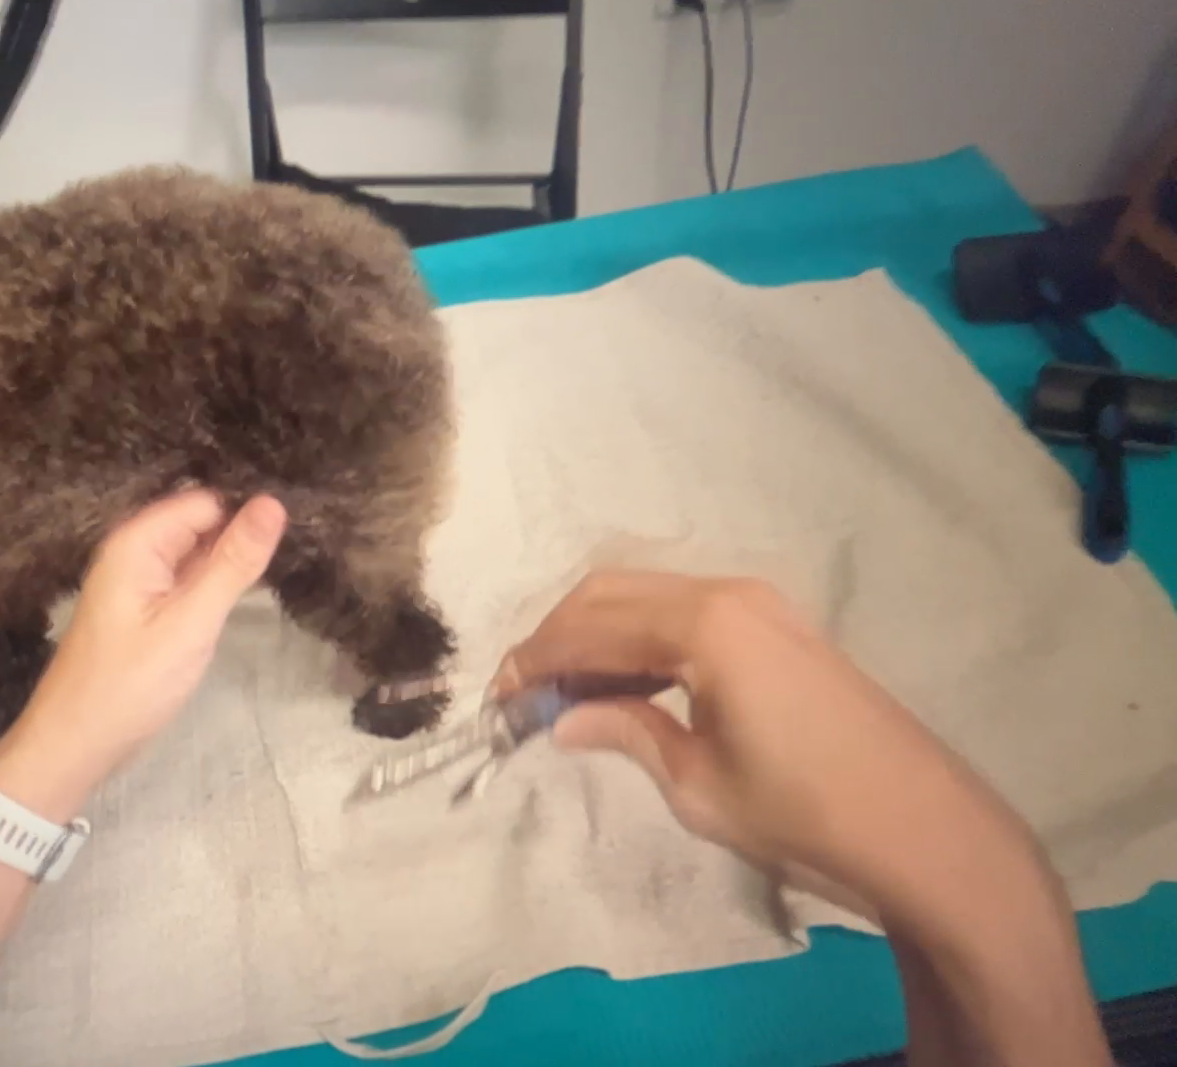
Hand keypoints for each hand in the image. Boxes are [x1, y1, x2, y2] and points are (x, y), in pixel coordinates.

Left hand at [0, 490, 286, 807]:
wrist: (75, 743)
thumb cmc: (131, 684)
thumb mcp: (191, 622)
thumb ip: (234, 562)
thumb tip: (274, 503)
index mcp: (138, 541)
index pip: (206, 500)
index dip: (248, 507)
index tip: (299, 517)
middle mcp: (135, 549)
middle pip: (200, 521)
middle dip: (243, 529)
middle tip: (301, 538)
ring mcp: (139, 578)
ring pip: (196, 550)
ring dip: (231, 555)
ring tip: (289, 553)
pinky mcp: (146, 605)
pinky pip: (186, 576)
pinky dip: (214, 579)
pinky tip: (250, 583)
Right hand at [491, 570, 1037, 910]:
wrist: (934, 839)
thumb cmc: (805, 815)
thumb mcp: (693, 783)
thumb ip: (621, 731)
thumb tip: (558, 721)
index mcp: (703, 626)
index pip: (589, 629)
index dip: (535, 660)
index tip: (499, 692)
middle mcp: (724, 593)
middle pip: (605, 594)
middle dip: (555, 636)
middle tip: (526, 686)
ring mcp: (754, 601)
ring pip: (638, 593)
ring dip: (591, 632)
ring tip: (565, 684)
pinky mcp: (772, 621)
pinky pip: (676, 608)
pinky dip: (634, 634)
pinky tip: (621, 676)